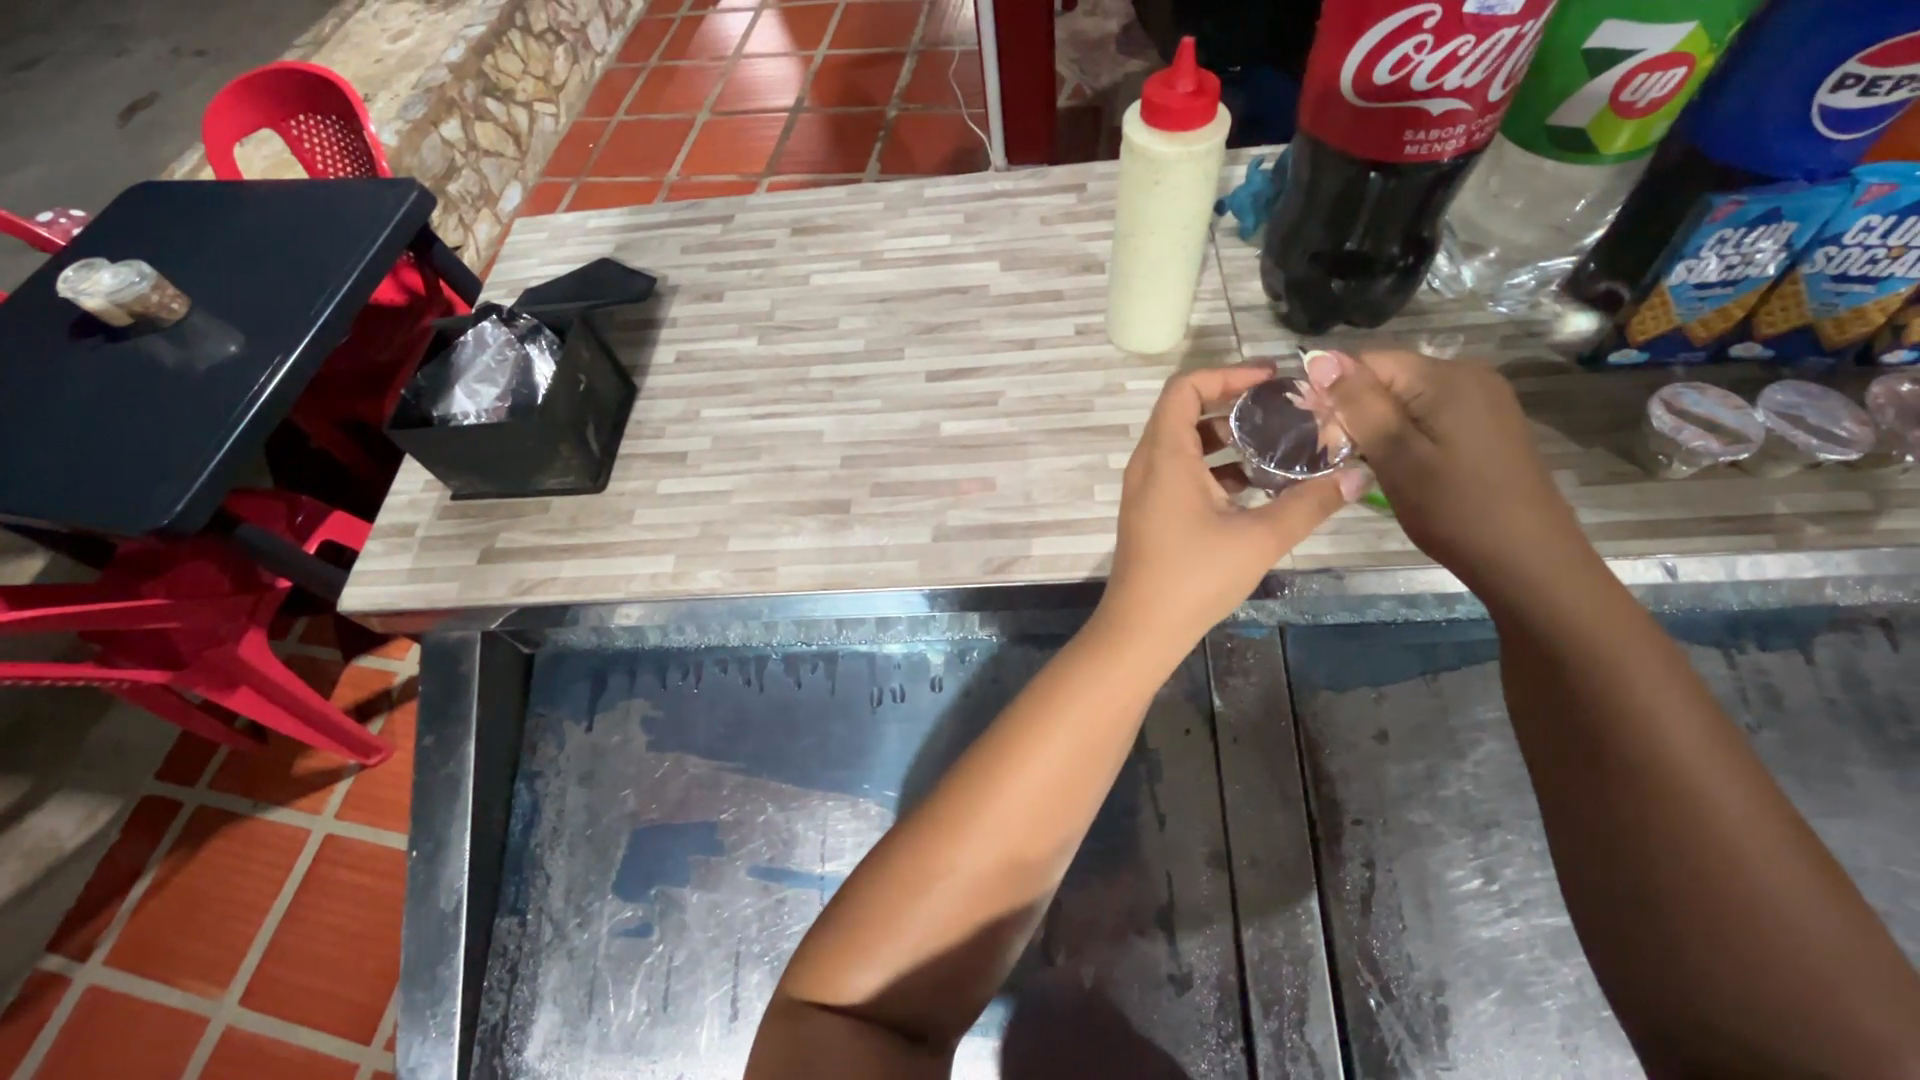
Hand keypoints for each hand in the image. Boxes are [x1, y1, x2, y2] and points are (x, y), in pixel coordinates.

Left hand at [1097, 365, 1365, 651]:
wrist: (1141, 629)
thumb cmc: (1194, 577)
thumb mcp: (1259, 538)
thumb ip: (1309, 504)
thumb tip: (1360, 476)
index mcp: (1166, 455)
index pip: (1185, 387)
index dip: (1228, 374)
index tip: (1271, 380)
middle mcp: (1149, 464)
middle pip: (1186, 412)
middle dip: (1234, 405)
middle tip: (1283, 411)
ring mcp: (1146, 490)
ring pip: (1185, 445)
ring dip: (1226, 440)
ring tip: (1278, 446)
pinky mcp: (1152, 513)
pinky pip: (1182, 473)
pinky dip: (1216, 469)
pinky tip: (1256, 488)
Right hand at [1308, 348, 1597, 599]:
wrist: (1528, 558)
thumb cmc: (1455, 509)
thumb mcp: (1397, 457)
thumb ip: (1358, 403)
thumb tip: (1318, 357)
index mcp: (1445, 376)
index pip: (1366, 360)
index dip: (1334, 392)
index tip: (1320, 438)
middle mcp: (1468, 374)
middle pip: (1388, 375)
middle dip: (1355, 409)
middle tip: (1341, 458)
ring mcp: (1484, 398)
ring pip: (1407, 396)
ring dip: (1378, 424)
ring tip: (1367, 464)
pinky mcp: (1488, 423)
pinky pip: (1431, 412)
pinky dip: (1406, 433)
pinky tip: (1402, 465)